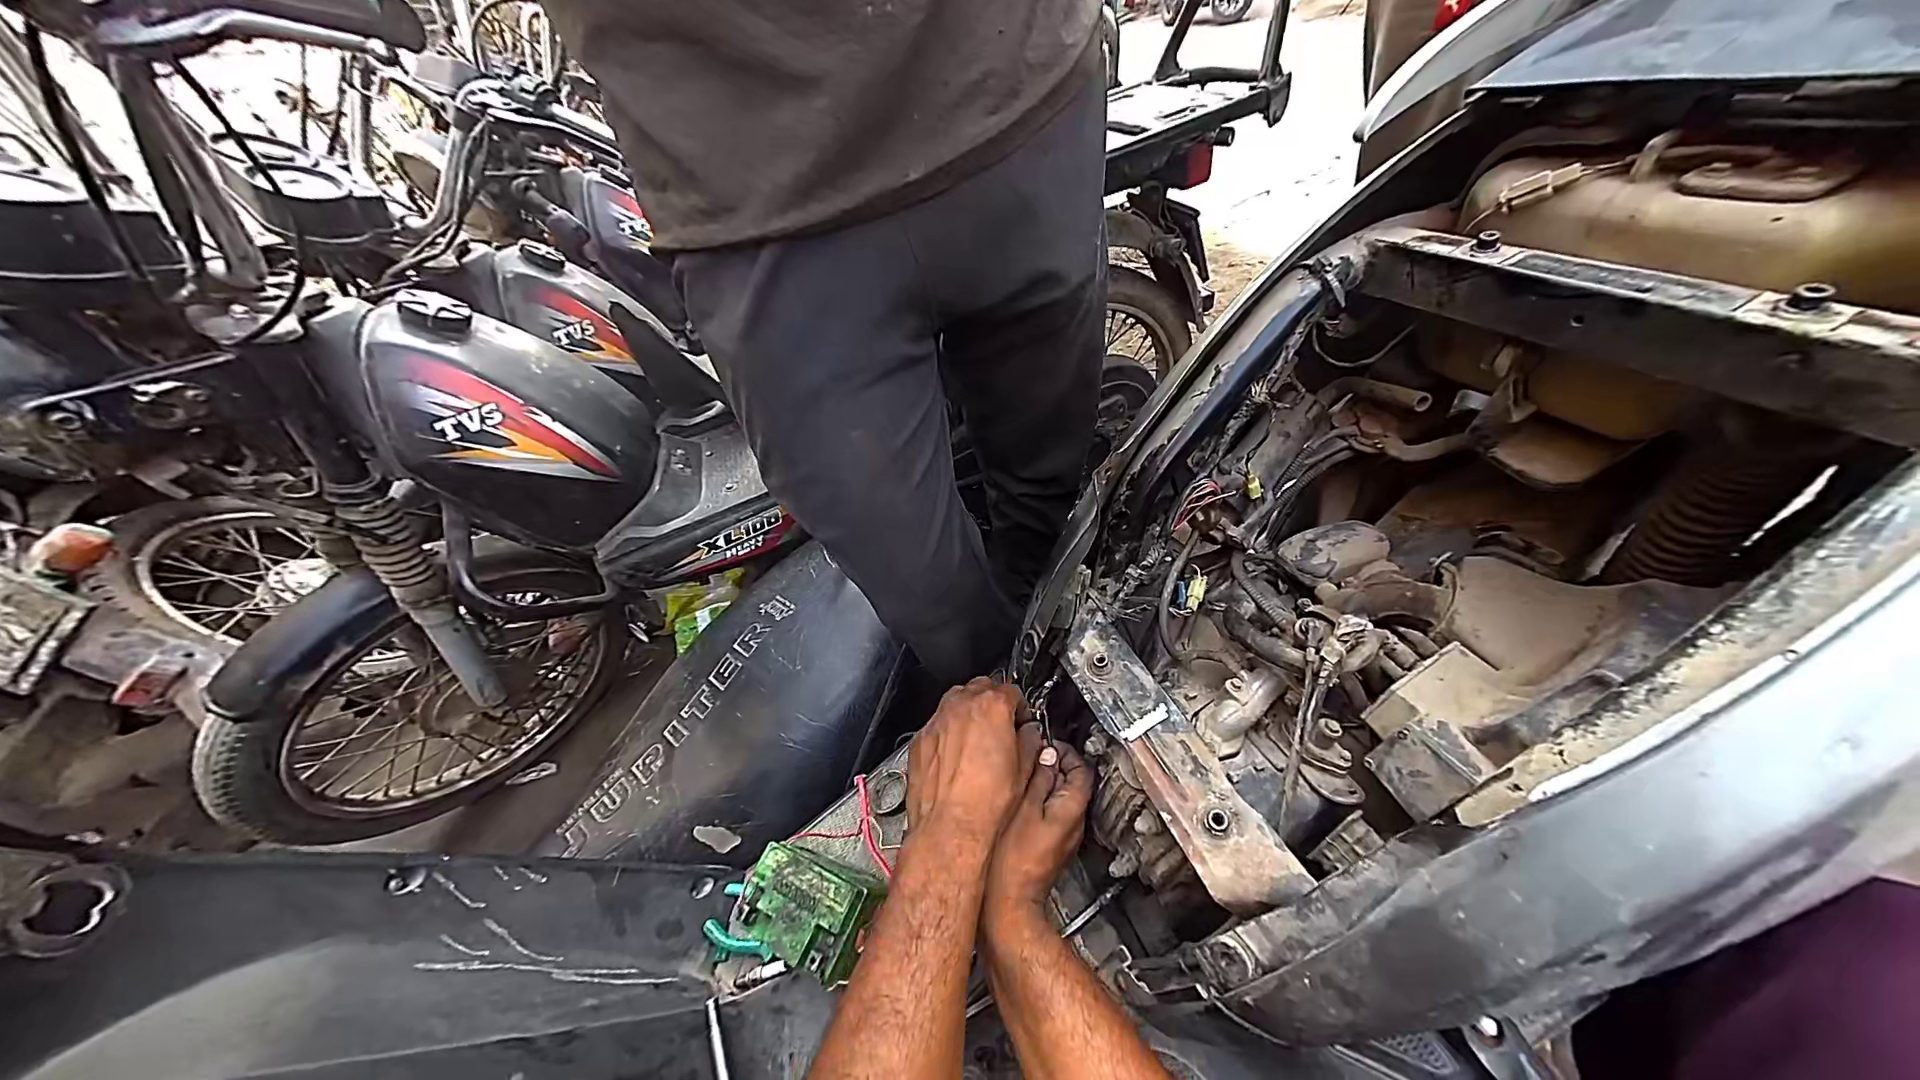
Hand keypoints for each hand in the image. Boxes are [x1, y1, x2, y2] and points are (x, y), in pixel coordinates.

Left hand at [905, 677, 1026, 859]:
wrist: (951, 828)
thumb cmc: (985, 804)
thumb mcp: (1024, 770)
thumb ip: (1029, 741)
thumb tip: (1029, 735)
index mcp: (992, 707)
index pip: (1011, 690)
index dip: (1020, 707)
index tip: (1020, 719)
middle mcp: (961, 707)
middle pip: (981, 688)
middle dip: (993, 702)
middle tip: (1001, 725)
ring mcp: (938, 721)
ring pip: (956, 701)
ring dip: (969, 712)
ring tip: (978, 739)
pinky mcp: (921, 739)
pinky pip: (938, 724)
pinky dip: (948, 732)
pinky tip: (957, 756)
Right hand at [984, 728, 1092, 928]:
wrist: (1005, 906)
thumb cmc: (1011, 864)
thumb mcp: (1022, 806)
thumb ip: (1036, 776)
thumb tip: (1044, 751)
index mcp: (1072, 809)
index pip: (1081, 767)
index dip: (1063, 749)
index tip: (1044, 741)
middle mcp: (1073, 823)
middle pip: (1071, 780)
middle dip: (1051, 763)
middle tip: (1027, 754)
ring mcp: (1062, 837)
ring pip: (1059, 797)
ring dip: (1042, 782)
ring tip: (1018, 775)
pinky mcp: (1049, 847)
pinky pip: (1049, 814)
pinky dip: (1036, 802)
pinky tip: (1014, 802)